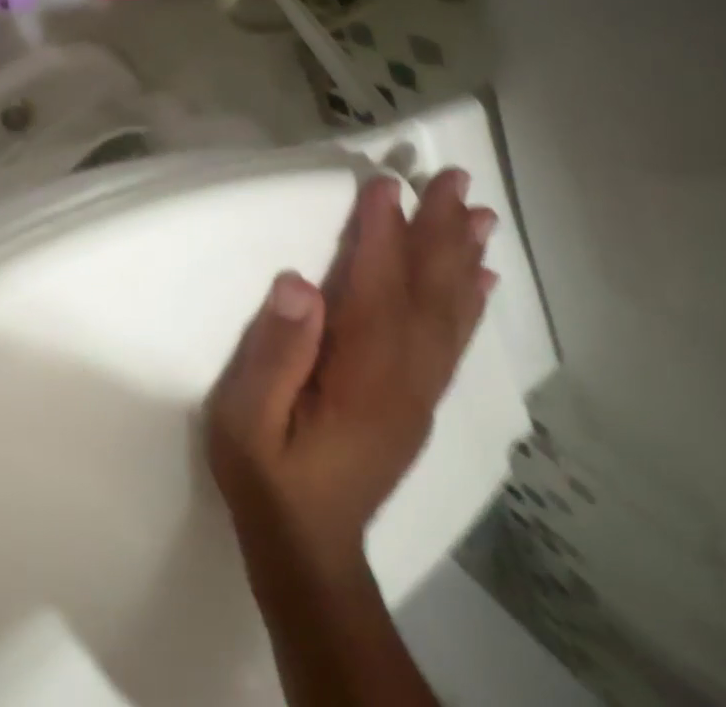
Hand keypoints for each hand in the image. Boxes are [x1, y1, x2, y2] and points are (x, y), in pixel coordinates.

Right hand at [205, 170, 497, 565]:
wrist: (309, 545)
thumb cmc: (266, 476)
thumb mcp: (246, 419)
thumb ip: (275, 354)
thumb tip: (298, 284)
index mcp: (361, 376)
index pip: (376, 289)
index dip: (381, 235)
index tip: (385, 184)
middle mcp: (404, 378)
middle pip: (427, 293)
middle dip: (439, 233)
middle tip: (454, 179)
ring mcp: (418, 393)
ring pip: (448, 313)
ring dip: (463, 259)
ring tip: (479, 214)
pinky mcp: (417, 403)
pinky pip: (451, 342)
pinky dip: (468, 303)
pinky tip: (479, 280)